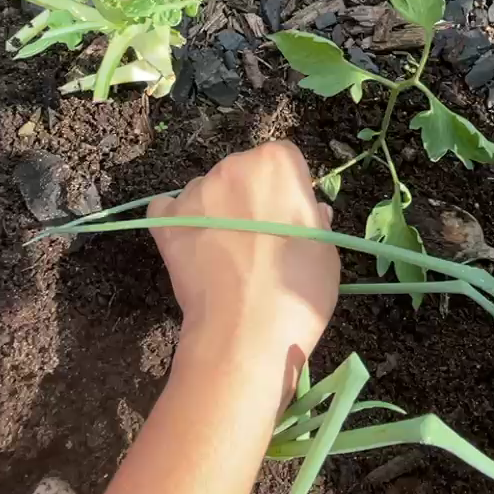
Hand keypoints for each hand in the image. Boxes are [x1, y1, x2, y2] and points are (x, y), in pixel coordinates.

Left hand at [149, 142, 338, 400]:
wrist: (245, 334)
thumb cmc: (298, 289)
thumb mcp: (327, 249)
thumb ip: (315, 218)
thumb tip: (310, 210)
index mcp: (276, 162)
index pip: (284, 159)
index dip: (289, 188)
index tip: (291, 217)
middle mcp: (232, 165)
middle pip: (244, 170)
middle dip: (252, 194)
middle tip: (261, 237)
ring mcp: (195, 192)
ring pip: (208, 189)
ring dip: (217, 208)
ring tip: (227, 251)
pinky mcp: (166, 221)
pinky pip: (169, 209)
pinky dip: (179, 221)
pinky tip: (194, 245)